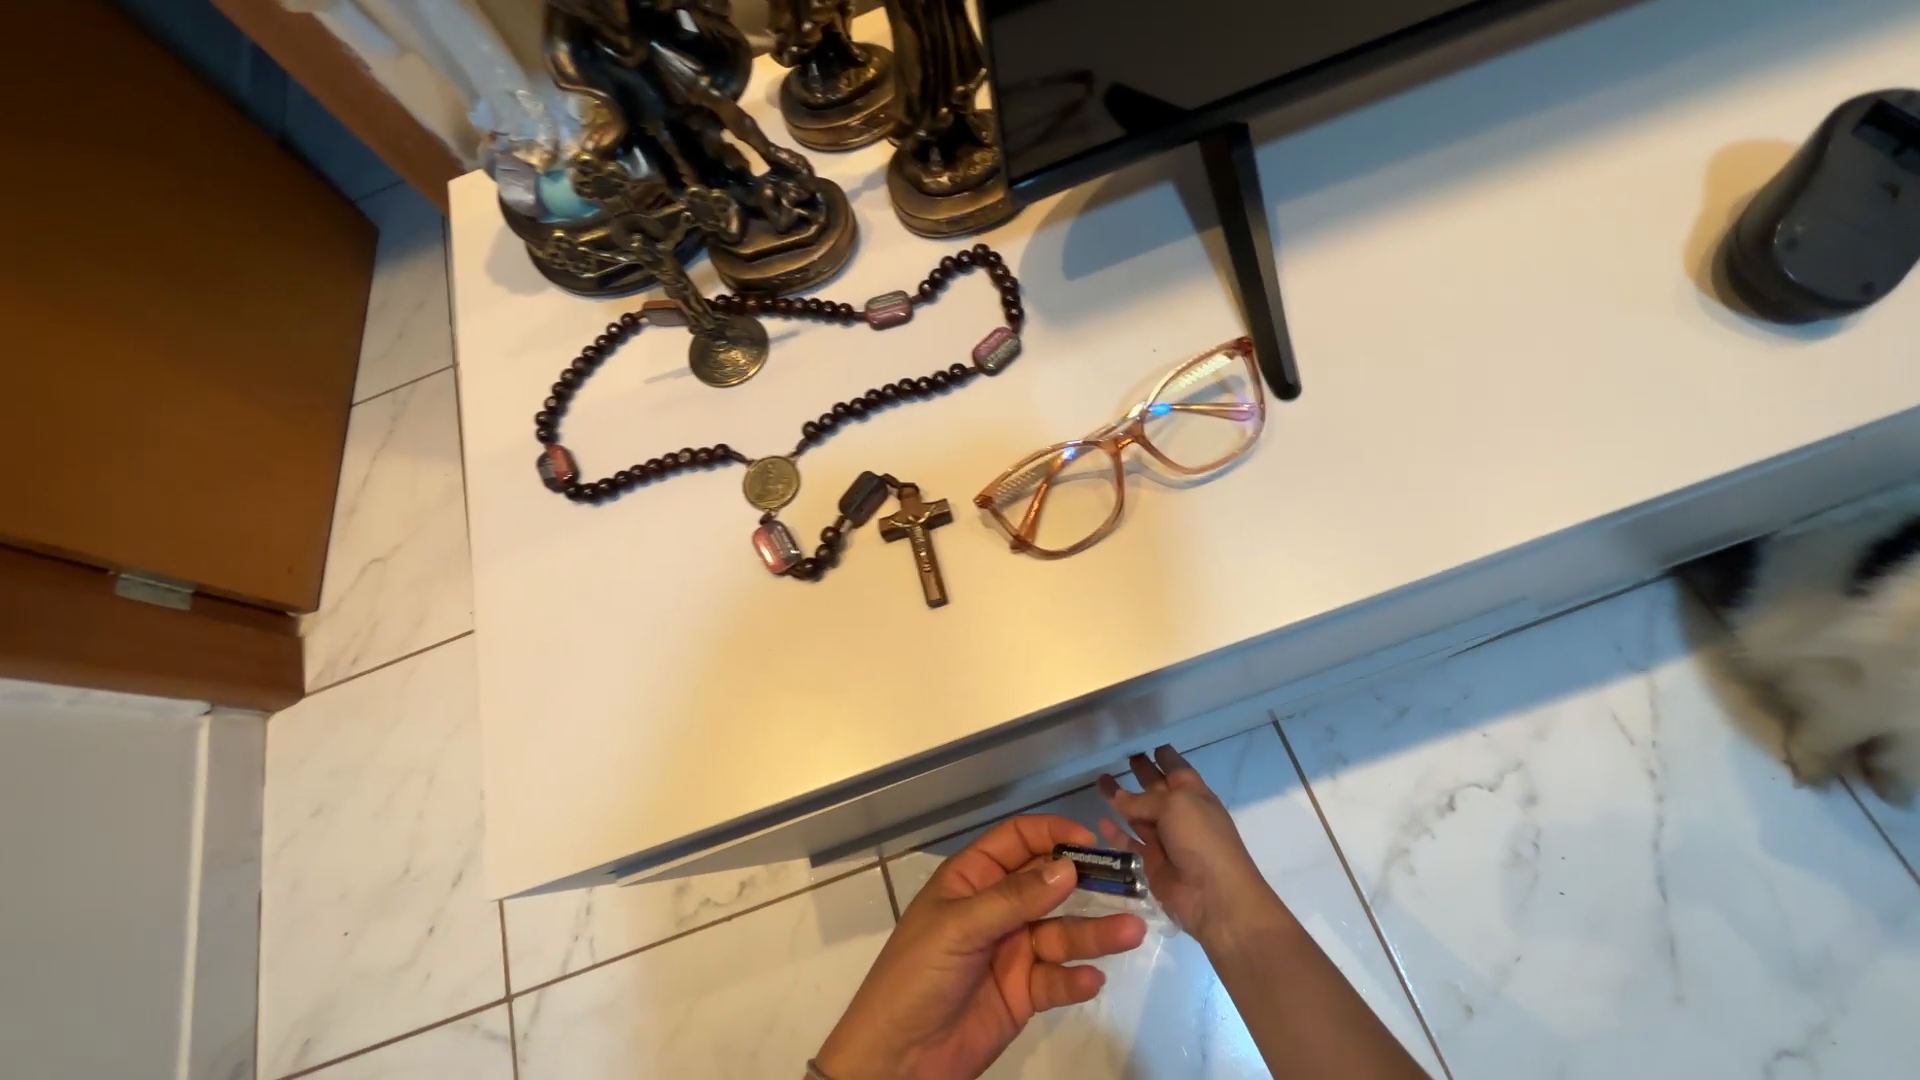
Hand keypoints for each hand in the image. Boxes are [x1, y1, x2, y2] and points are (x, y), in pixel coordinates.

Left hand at [814, 815, 1146, 1079]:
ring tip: (1130, 933)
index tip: (1089, 842)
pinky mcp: (1022, 993)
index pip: (1018, 841)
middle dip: (1086, 883)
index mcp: (972, 879)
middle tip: (1127, 884)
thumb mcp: (959, 927)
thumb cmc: (917, 975)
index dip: (1052, 835)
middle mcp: (996, 908)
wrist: (898, 1058)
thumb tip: (1066, 867)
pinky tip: (1090, 980)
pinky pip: (1056, 978)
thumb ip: (1014, 898)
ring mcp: (1011, 951)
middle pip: (1048, 885)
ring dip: (1094, 933)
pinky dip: (1075, 978)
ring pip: (1061, 932)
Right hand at [1097, 745, 1286, 948]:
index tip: (1150, 743)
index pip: (1177, 768)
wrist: (1214, 897)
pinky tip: (1101, 820)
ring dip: (1121, 800)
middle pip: (1156, 788)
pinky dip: (1116, 833)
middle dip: (1143, 772)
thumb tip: (1118, 796)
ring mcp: (1166, 840)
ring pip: (1138, 814)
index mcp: (1194, 795)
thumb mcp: (1175, 805)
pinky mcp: (1151, 863)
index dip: (1165, 756)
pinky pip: (1130, 843)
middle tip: (1124, 757)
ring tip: (1100, 781)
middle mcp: (1180, 815)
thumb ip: (1143, 799)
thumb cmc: (1202, 840)